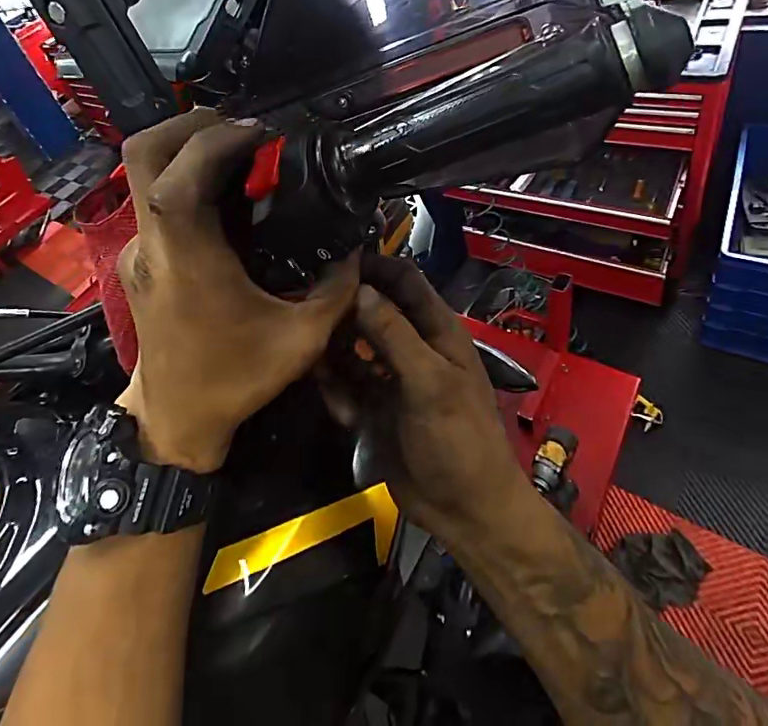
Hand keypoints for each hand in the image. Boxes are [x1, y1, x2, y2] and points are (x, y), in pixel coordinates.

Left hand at [116, 109, 359, 472]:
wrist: (175, 420)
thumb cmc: (234, 380)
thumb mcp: (303, 339)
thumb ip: (337, 290)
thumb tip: (355, 250)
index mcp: (186, 260)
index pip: (179, 177)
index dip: (216, 141)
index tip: (261, 134)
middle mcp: (151, 245)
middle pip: (143, 154)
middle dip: (190, 124)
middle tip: (242, 130)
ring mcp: (137, 250)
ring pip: (144, 172)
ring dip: (188, 147)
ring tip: (240, 152)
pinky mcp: (139, 258)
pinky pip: (157, 199)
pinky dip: (187, 179)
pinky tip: (228, 196)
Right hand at [320, 254, 531, 544]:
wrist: (465, 510)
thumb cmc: (460, 440)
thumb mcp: (430, 382)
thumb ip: (394, 335)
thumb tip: (360, 290)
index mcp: (436, 330)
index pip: (403, 281)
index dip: (372, 266)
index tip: (331, 258)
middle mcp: (411, 347)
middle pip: (370, 312)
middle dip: (342, 308)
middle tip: (302, 302)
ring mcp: (390, 378)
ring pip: (352, 348)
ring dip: (331, 349)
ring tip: (304, 347)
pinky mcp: (373, 408)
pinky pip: (345, 385)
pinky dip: (334, 387)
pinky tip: (329, 397)